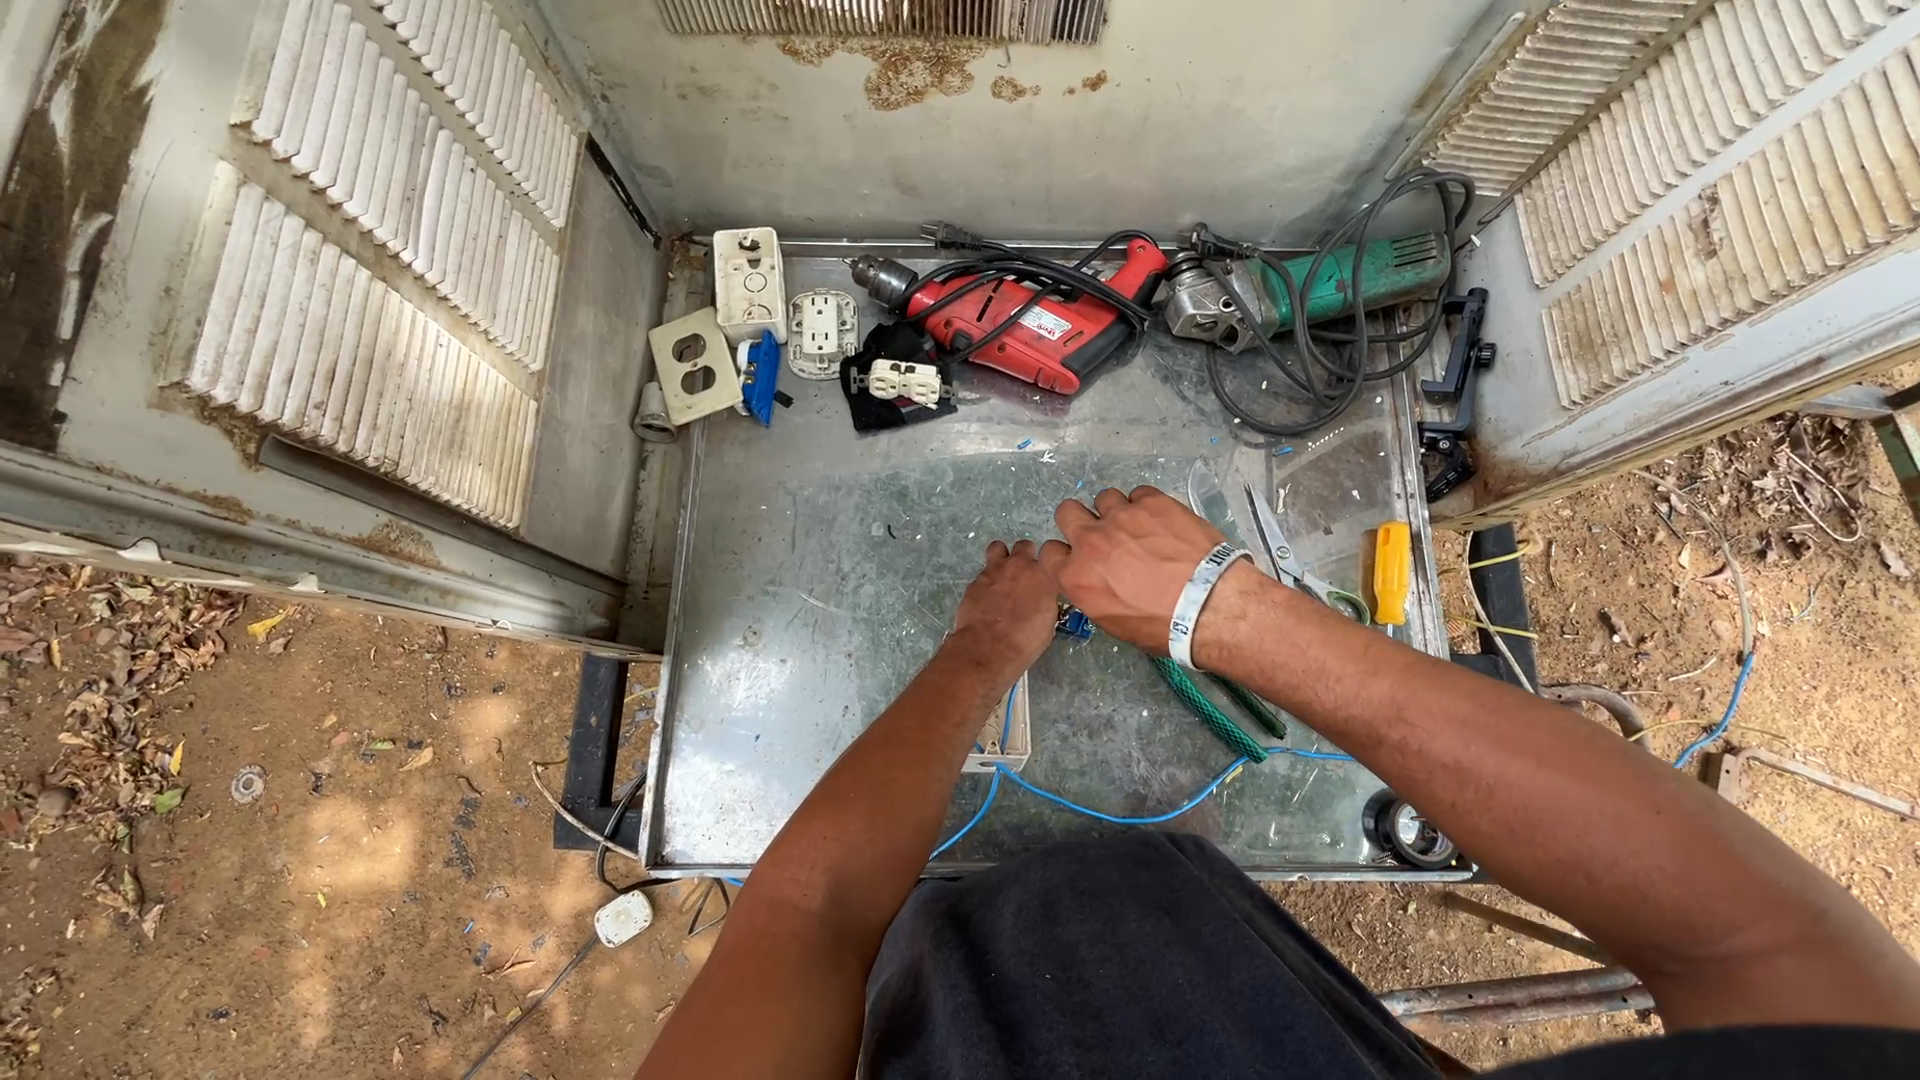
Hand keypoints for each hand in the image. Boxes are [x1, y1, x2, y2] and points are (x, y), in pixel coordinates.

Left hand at [946, 540, 1060, 679]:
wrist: (989, 647)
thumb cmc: (1026, 639)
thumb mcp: (1048, 620)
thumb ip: (1046, 598)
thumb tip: (1042, 595)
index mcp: (1043, 574)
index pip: (1050, 552)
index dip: (1047, 562)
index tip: (1045, 573)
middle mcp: (1019, 566)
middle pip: (1024, 546)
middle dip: (1024, 555)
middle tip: (1024, 573)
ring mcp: (994, 570)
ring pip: (998, 548)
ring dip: (1001, 557)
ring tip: (1002, 574)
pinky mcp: (975, 581)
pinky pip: (983, 573)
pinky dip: (986, 581)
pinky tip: (986, 597)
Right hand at [1039, 485, 1236, 653]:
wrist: (1207, 603)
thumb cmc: (1161, 625)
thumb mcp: (1113, 620)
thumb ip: (1092, 591)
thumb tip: (1097, 580)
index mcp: (1075, 575)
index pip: (1048, 552)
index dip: (1063, 554)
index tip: (1078, 558)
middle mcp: (1090, 540)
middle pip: (1066, 512)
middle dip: (1080, 521)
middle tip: (1102, 534)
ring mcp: (1121, 516)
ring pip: (1104, 497)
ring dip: (1115, 511)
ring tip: (1137, 526)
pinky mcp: (1152, 502)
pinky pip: (1138, 493)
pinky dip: (1146, 505)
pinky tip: (1161, 521)